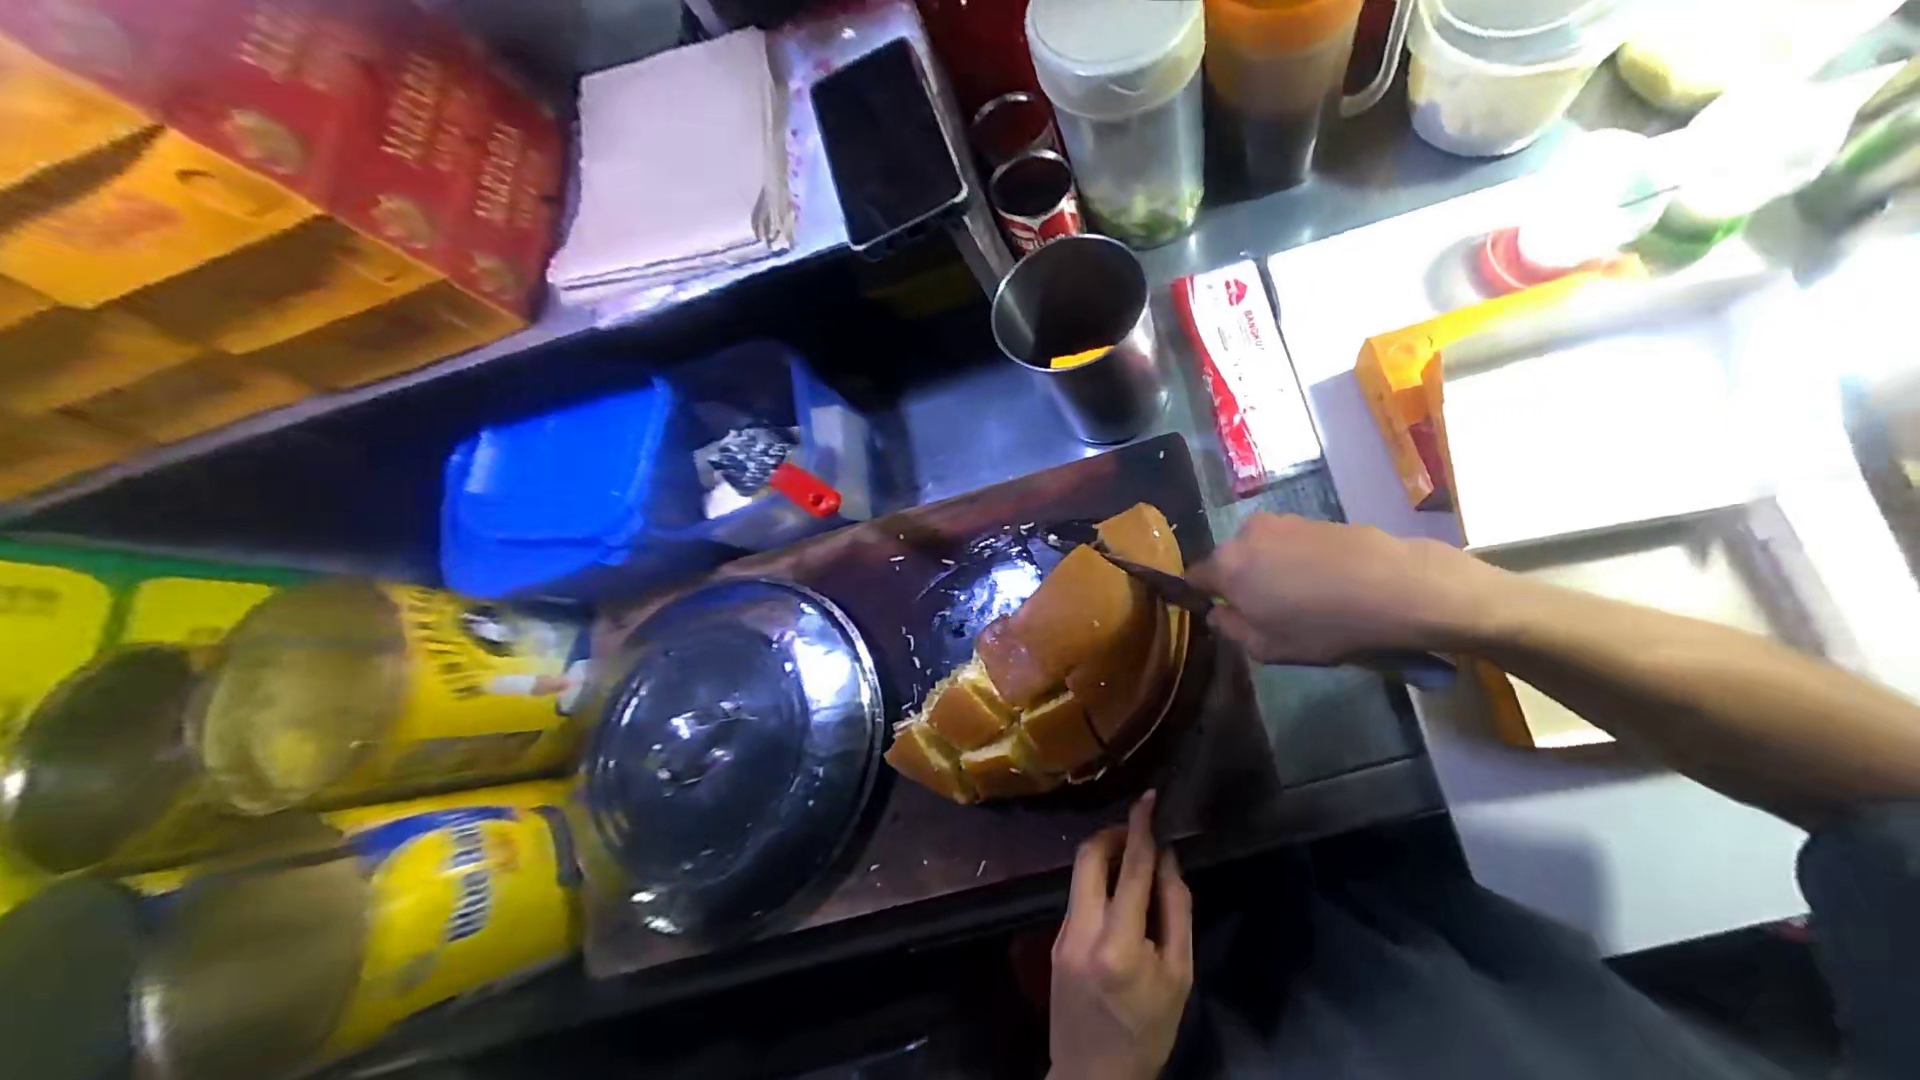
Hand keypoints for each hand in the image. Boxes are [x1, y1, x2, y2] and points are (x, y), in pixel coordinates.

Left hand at [1049, 792, 1191, 1079]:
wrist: (1094, 1076)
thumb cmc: (1148, 1031)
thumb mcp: (1179, 977)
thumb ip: (1175, 912)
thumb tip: (1167, 859)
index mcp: (1117, 943)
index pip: (1129, 869)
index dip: (1140, 828)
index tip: (1148, 799)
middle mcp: (1081, 929)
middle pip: (1088, 855)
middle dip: (1113, 833)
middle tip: (1139, 831)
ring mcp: (1061, 932)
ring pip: (1080, 872)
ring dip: (1106, 856)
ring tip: (1134, 861)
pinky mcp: (1054, 938)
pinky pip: (1078, 894)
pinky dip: (1099, 881)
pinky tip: (1119, 895)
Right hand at [1186, 513, 1497, 665]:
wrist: (1398, 588)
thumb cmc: (1325, 625)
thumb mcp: (1268, 647)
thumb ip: (1231, 629)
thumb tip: (1217, 613)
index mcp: (1226, 566)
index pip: (1194, 578)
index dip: (1204, 597)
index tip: (1226, 613)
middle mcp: (1245, 535)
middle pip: (1229, 561)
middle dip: (1240, 582)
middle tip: (1269, 610)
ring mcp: (1280, 522)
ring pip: (1260, 550)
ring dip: (1270, 569)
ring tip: (1304, 596)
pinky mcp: (1312, 518)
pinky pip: (1288, 543)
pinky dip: (1296, 560)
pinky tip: (1326, 581)